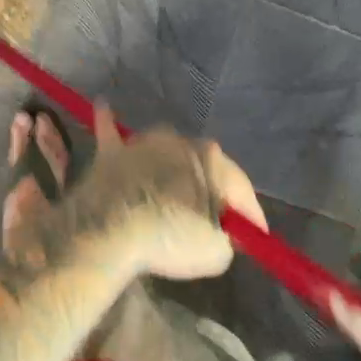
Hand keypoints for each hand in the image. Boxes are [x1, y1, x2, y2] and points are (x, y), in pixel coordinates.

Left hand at [72, 102, 266, 280]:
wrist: (108, 231)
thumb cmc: (169, 240)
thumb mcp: (215, 253)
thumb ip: (226, 237)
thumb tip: (221, 232)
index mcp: (213, 161)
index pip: (242, 190)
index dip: (250, 217)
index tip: (254, 236)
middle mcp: (181, 142)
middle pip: (205, 167)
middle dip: (213, 191)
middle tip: (215, 220)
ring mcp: (143, 144)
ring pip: (167, 152)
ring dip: (173, 166)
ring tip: (175, 187)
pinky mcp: (111, 152)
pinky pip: (112, 132)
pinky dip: (110, 122)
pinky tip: (106, 107)